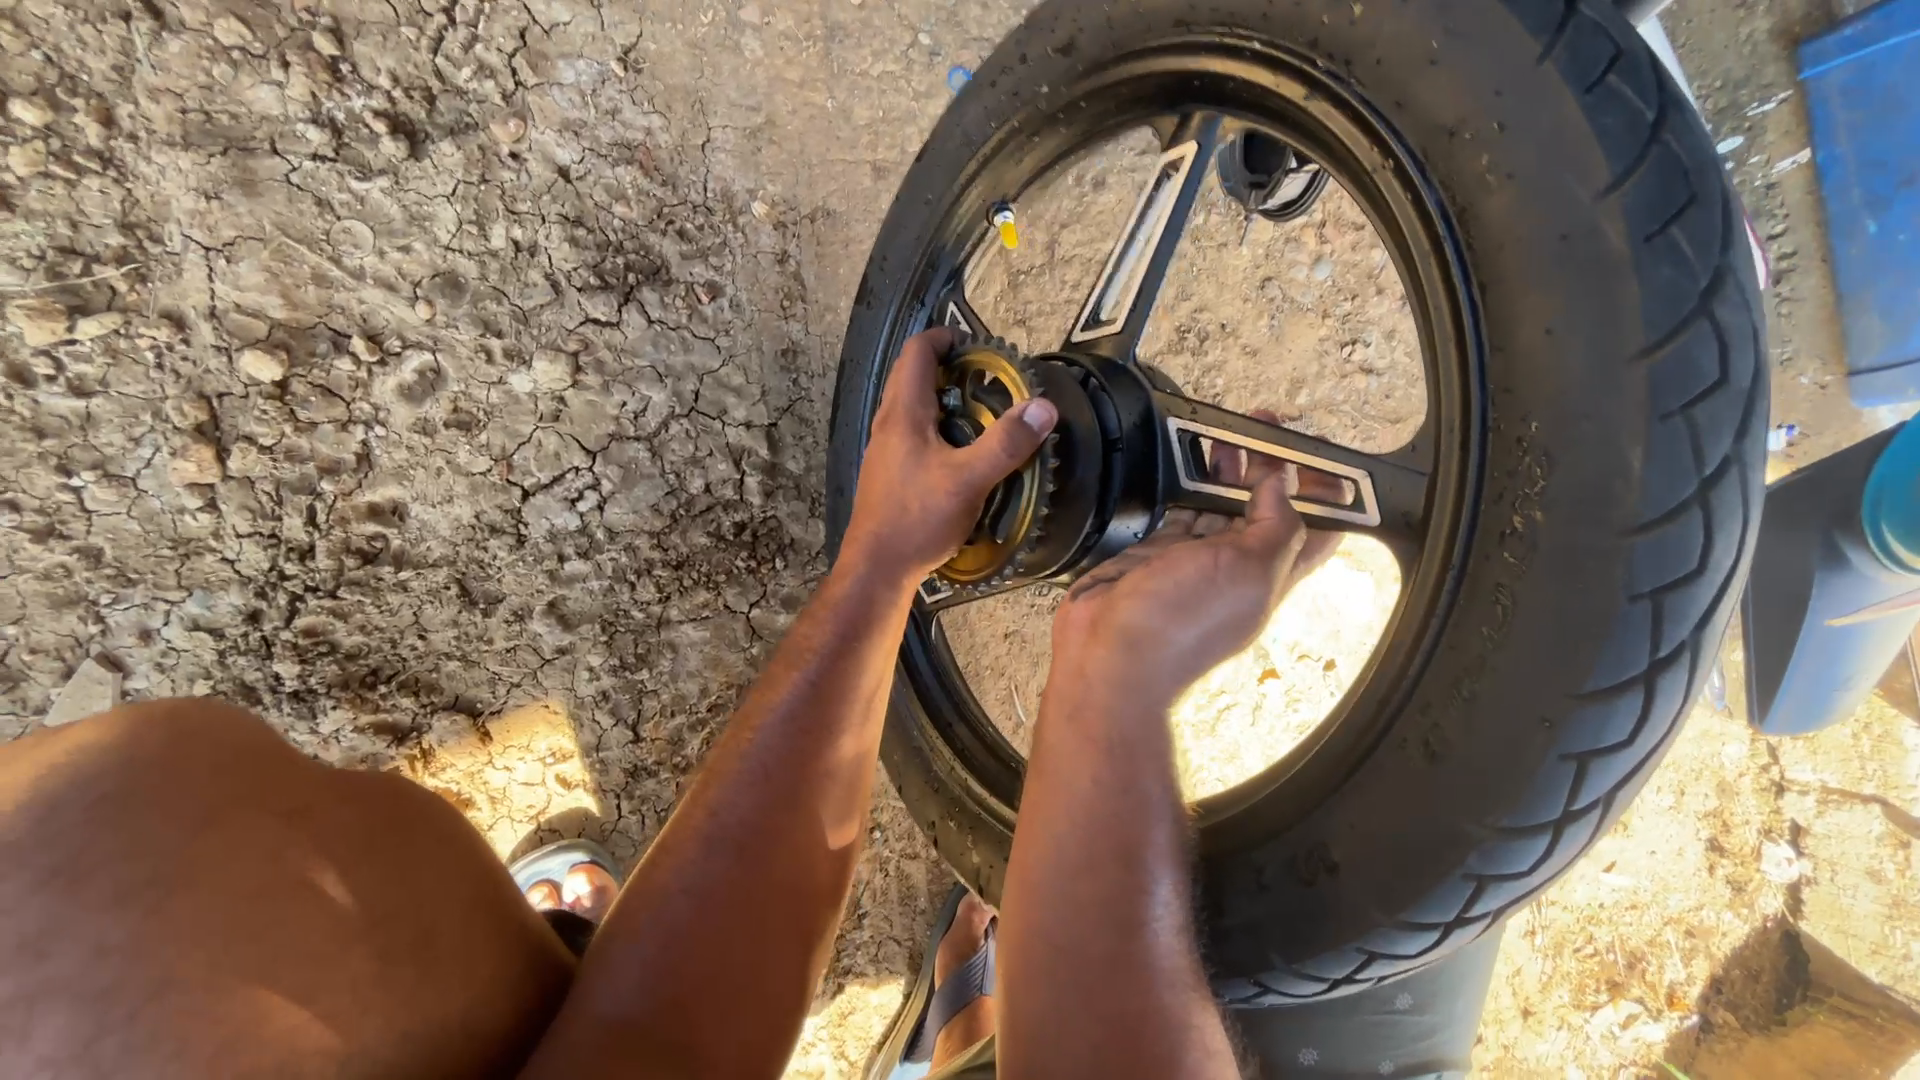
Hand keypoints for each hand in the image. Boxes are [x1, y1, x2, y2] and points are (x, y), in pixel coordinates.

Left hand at [839, 327, 1057, 588]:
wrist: (877, 567)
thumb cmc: (918, 518)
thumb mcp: (969, 480)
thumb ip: (1006, 443)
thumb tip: (1043, 407)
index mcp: (903, 412)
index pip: (917, 351)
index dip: (945, 338)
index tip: (979, 346)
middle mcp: (888, 423)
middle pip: (913, 375)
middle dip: (949, 368)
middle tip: (988, 381)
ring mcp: (884, 450)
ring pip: (911, 407)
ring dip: (943, 400)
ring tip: (981, 415)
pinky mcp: (888, 473)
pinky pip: (912, 434)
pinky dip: (937, 429)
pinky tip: (960, 455)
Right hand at [1049, 413, 1340, 707]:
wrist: (1110, 653)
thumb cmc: (1183, 621)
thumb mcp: (1248, 572)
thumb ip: (1275, 526)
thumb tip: (1281, 485)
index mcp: (1272, 576)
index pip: (1318, 530)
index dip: (1327, 492)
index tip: (1319, 452)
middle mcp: (1237, 568)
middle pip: (1267, 510)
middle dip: (1272, 468)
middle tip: (1264, 427)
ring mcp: (1194, 560)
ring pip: (1220, 505)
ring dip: (1228, 470)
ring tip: (1224, 433)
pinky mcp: (1154, 553)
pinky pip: (1176, 510)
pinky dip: (1182, 485)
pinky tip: (1182, 460)